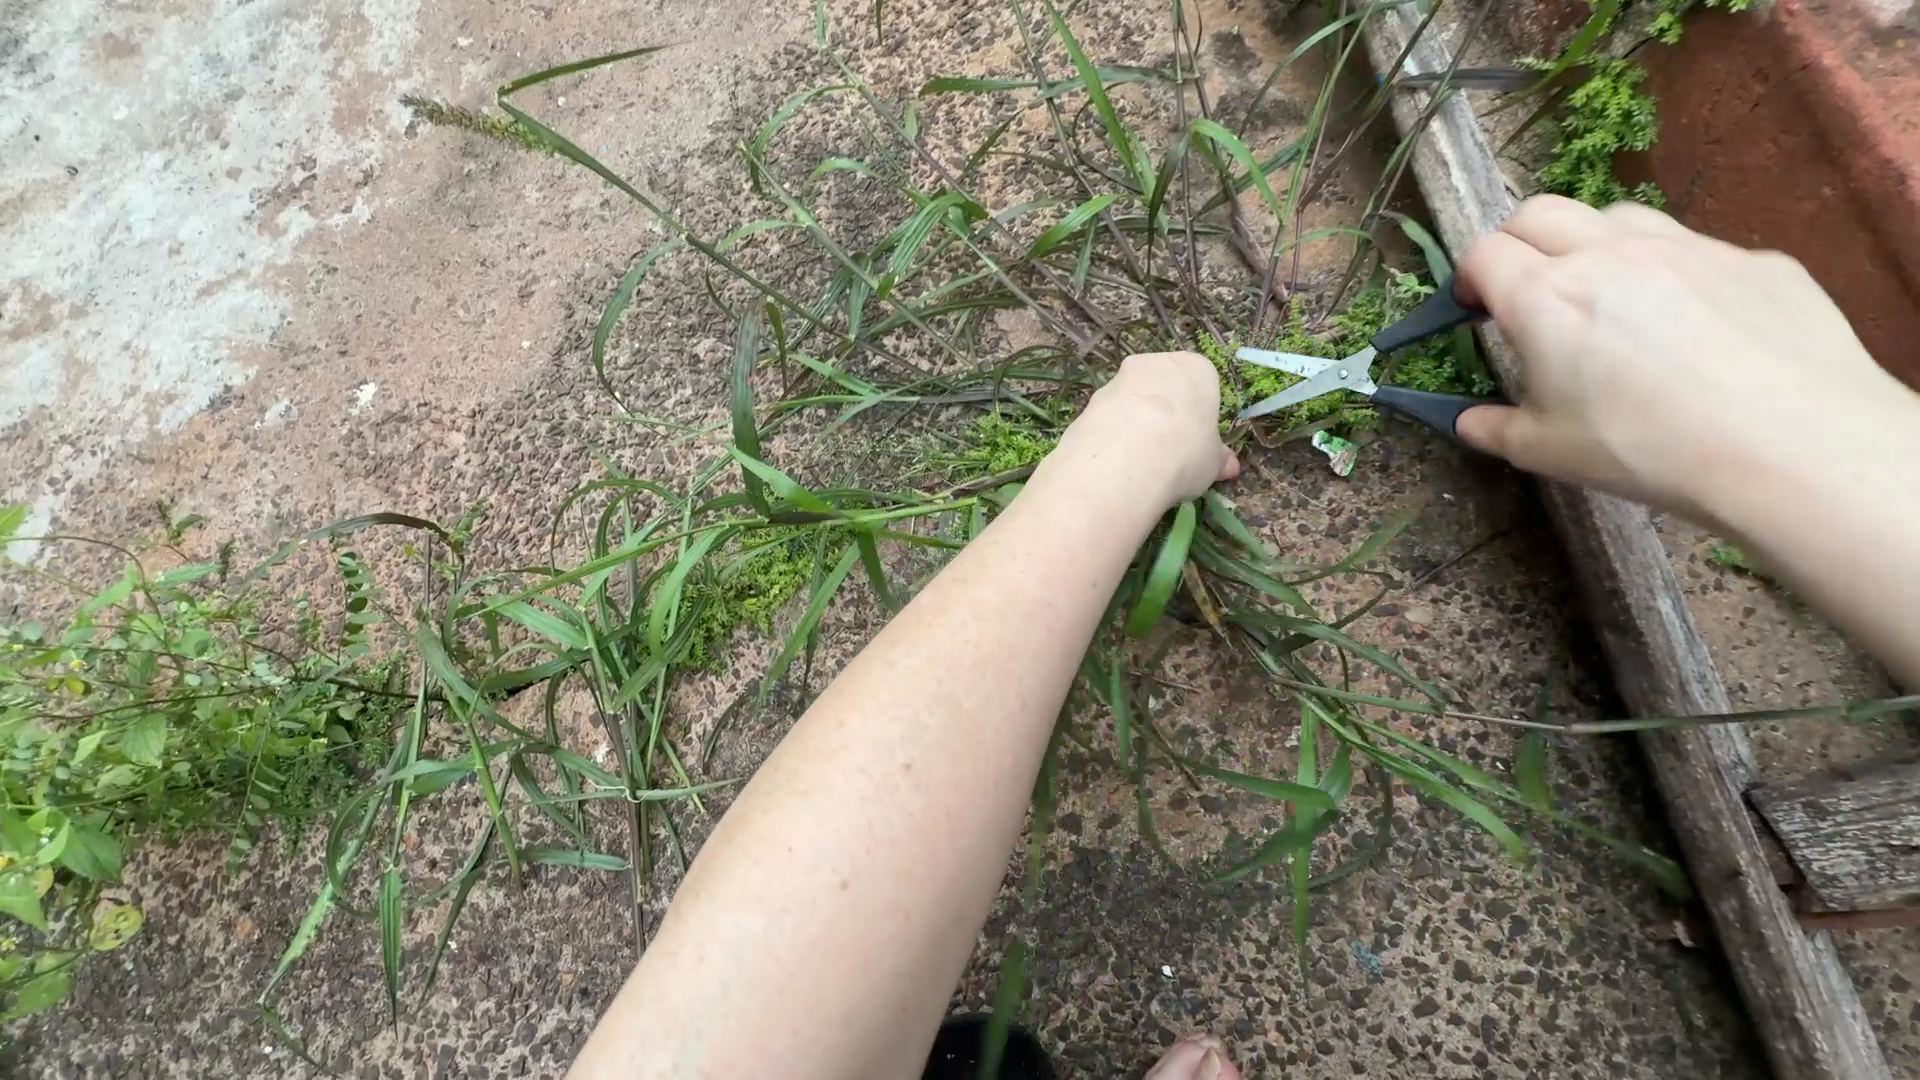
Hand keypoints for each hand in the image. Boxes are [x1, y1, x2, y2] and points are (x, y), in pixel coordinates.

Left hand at [1051, 351, 1239, 509]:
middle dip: (1163, 416)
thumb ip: (1217, 460)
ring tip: (1137, 464)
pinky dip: (1109, 437)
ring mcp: (1116, 381)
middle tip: (1166, 453)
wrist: (1125, 459)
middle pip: (1161, 389)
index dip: (1198, 416)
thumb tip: (1229, 467)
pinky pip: (1105, 419)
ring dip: (1133, 426)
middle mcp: (1153, 364)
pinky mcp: (1088, 403)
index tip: (1195, 443)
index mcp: (1194, 368)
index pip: (1201, 385)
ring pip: (1130, 403)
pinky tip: (1113, 464)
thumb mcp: (1210, 463)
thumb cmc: (1185, 452)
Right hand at [1454, 195, 1912, 522]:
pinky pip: (1686, 246)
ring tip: (1596, 295)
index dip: (1466, 279)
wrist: (1790, 445)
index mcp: (1544, 299)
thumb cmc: (1641, 448)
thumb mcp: (1539, 449)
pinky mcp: (1748, 258)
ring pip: (1612, 216)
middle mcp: (1607, 256)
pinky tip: (1677, 322)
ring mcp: (1684, 248)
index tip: (1471, 311)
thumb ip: (1488, 427)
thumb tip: (1466, 421)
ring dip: (1584, 244)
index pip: (1482, 253)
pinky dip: (1658, 269)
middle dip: (1512, 244)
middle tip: (1517, 291)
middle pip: (1537, 213)